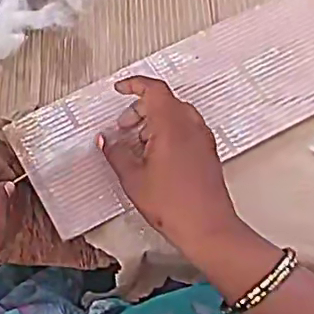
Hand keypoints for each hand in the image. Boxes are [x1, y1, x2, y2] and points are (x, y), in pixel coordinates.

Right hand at [100, 77, 273, 268]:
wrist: (207, 228)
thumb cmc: (175, 205)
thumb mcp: (132, 177)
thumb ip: (116, 152)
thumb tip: (106, 140)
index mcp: (172, 125)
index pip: (154, 90)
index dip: (134, 85)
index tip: (120, 88)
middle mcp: (191, 127)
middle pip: (164, 101)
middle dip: (139, 109)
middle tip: (122, 126)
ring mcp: (202, 139)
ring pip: (175, 114)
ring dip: (153, 121)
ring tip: (136, 143)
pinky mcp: (207, 152)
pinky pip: (186, 129)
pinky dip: (167, 131)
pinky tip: (153, 155)